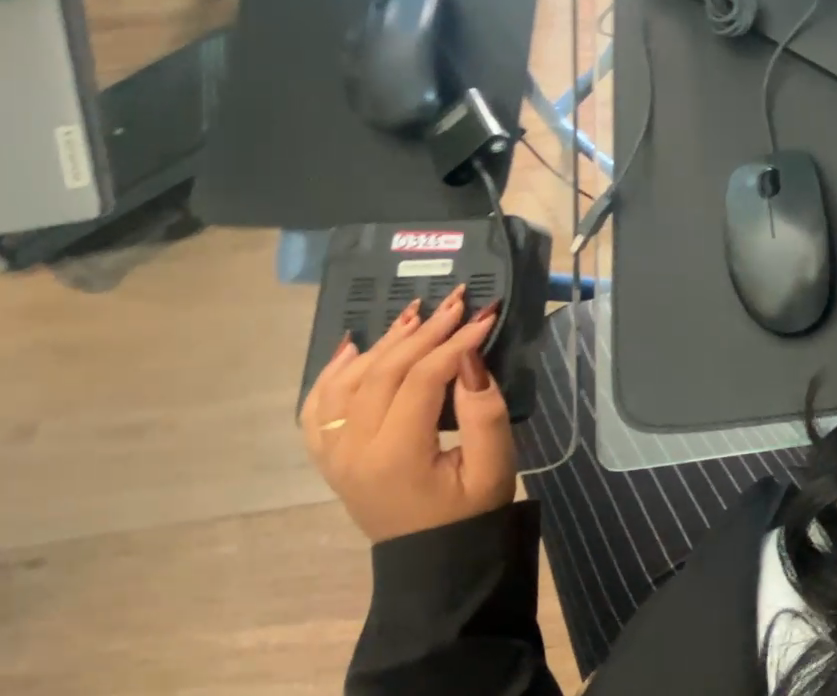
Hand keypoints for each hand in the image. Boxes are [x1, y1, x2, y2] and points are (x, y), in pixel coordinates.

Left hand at [300, 286, 515, 542]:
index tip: (486, 316)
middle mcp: (353, 451)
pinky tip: (352, 345)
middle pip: (383, 372)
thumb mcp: (495, 465)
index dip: (455, 343)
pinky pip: (317, 406)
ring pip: (348, 381)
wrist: (432, 559)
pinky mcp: (328, 455)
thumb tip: (470, 358)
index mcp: (396, 455)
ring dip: (384, 342)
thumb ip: (484, 412)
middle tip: (457, 301)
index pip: (422, 380)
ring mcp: (333, 454)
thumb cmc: (470, 511)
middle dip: (424, 331)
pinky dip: (332, 371)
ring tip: (416, 314)